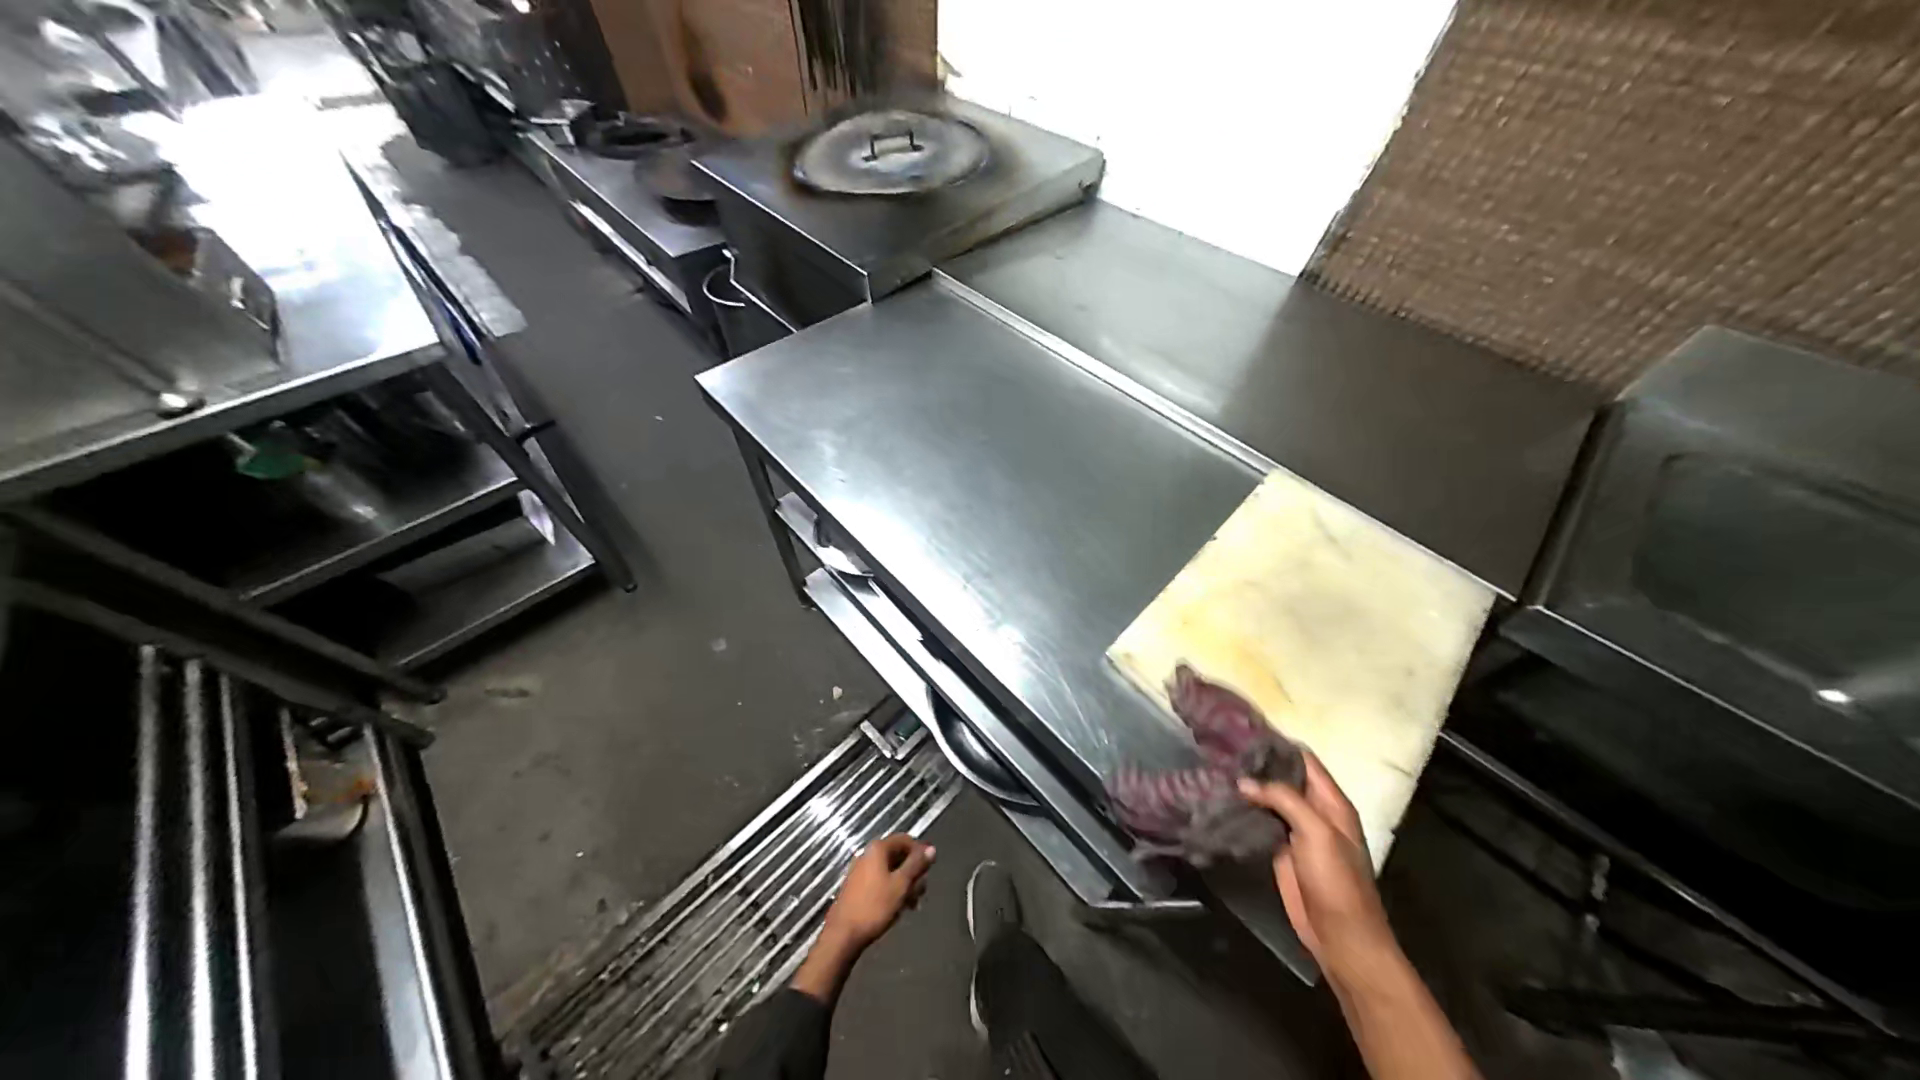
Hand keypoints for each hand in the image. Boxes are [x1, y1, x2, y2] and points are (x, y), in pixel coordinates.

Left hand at [821, 833, 935, 951]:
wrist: (843, 935)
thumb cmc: (875, 907)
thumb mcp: (901, 885)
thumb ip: (916, 865)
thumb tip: (931, 849)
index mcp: (878, 849)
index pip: (905, 839)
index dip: (920, 852)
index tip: (929, 870)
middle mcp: (868, 855)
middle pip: (898, 855)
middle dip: (913, 872)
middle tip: (921, 892)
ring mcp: (861, 871)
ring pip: (890, 871)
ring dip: (905, 884)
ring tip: (912, 905)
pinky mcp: (857, 887)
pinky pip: (881, 881)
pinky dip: (892, 890)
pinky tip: (898, 908)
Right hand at [1239, 751, 1396, 977]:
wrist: (1340, 936)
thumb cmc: (1337, 882)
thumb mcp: (1317, 833)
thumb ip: (1284, 800)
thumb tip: (1243, 781)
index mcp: (1331, 802)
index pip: (1303, 759)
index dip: (1276, 744)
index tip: (1242, 730)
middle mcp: (1313, 811)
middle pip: (1283, 777)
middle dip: (1255, 763)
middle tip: (1219, 746)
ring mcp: (1295, 831)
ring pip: (1268, 798)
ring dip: (1246, 786)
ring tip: (1213, 766)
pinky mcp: (1279, 850)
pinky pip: (1259, 821)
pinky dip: (1242, 809)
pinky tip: (1219, 798)